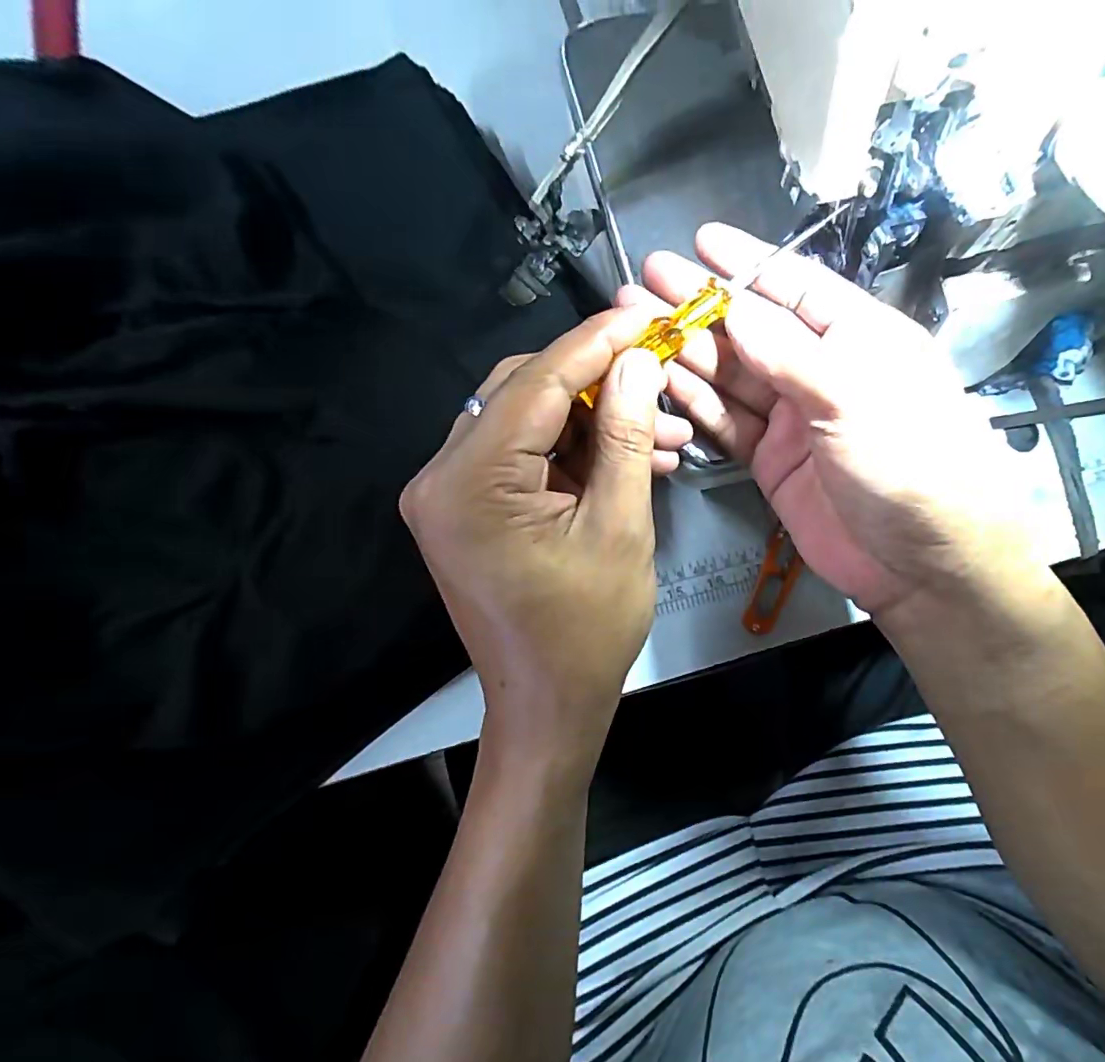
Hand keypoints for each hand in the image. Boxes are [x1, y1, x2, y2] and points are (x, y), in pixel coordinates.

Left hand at [399, 309, 694, 768]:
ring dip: (593, 420)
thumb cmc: (590, 626)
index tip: (645, 317)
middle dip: (597, 380)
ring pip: (527, 422)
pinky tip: (630, 458)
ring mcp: (449, 494)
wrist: (550, 701)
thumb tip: (637, 362)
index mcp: (470, 482)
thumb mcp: (620, 525)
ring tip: (663, 431)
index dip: (596, 343)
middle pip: (523, 393)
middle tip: (658, 374)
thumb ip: (624, 435)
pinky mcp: (468, 510)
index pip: (536, 384)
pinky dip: (574, 453)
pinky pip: (524, 457)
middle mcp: (441, 477)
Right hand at [627, 223, 1035, 615]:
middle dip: (700, 306)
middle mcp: (823, 372)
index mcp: (858, 338)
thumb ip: (789, 354)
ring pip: (734, 376)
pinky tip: (665, 381)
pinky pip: (730, 424)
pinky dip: (699, 404)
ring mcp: (796, 420)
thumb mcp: (853, 395)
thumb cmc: (908, 463)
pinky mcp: (775, 462)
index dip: (748, 264)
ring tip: (637, 327)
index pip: (796, 288)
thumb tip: (734, 310)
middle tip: (645, 283)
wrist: (924, 560)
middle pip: (752, 330)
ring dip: (688, 352)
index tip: (700, 241)